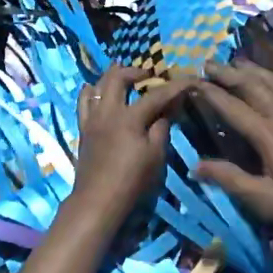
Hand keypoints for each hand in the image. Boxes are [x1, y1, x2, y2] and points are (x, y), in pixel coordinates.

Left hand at [64, 67, 194, 226]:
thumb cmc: (132, 181)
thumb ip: (161, 128)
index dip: (174, 86)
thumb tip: (166, 110)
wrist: (98, 200)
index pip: (156, 95)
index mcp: (129, 117)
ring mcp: (91, 119)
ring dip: (110, 76)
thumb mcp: (156, 156)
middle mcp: (107, 111)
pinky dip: (91, 91)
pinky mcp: (83, 129)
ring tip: (122, 77)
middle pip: (117, 78)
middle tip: (148, 75)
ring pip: (96, 85)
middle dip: (134, 71)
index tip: (189, 79)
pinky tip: (95, 90)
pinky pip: (83, 102)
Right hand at [193, 61, 272, 261]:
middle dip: (229, 73)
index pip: (233, 107)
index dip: (211, 92)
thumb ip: (230, 180)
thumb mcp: (266, 200)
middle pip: (255, 86)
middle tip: (209, 63)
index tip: (192, 80)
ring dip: (255, 70)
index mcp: (270, 135)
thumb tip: (196, 166)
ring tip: (239, 63)